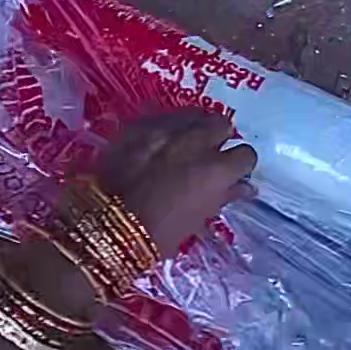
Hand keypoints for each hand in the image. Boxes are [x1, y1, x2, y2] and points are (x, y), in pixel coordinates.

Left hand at [95, 109, 257, 256]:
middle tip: (208, 156)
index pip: (246, 155)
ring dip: (196, 128)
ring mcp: (166, 129)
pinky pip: (164, 117)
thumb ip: (224, 197)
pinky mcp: (140, 124)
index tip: (232, 174)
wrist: (104, 226)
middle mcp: (196, 142)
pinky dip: (168, 128)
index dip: (240, 165)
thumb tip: (245, 188)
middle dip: (220, 139)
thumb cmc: (159, 235)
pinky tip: (159, 143)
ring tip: (186, 145)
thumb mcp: (198, 219)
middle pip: (222, 124)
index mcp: (216, 170)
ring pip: (194, 115)